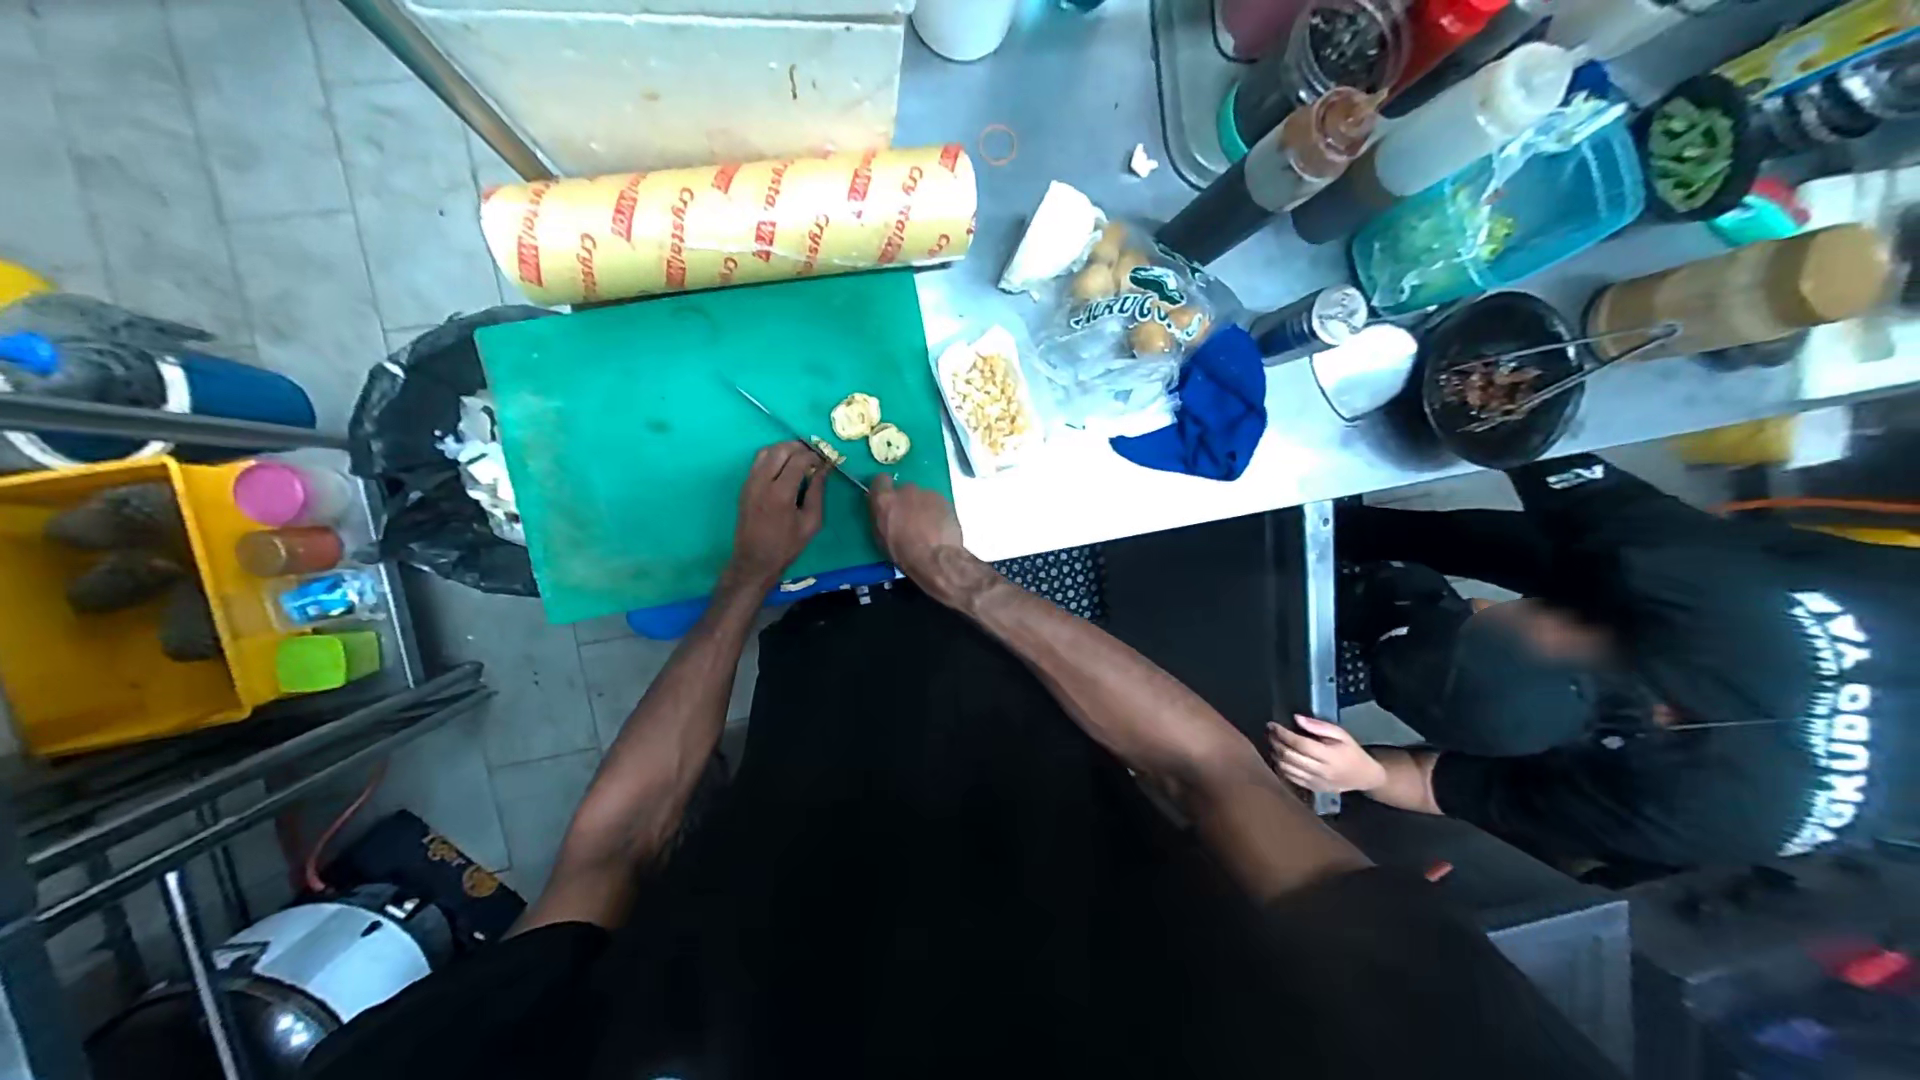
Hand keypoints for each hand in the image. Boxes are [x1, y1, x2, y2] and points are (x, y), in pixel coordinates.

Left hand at [726, 442, 824, 590]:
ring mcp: (750, 482)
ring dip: (784, 449)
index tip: (825, 460)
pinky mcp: (745, 486)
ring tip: (799, 457)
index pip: (799, 460)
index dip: (814, 456)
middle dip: (799, 447)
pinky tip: (784, 467)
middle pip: (780, 449)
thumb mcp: (811, 522)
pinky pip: (758, 461)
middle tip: (813, 454)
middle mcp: (762, 482)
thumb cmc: (787, 545)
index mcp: (781, 493)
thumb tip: (824, 469)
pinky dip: (773, 457)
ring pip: (766, 451)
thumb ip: (818, 492)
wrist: (755, 560)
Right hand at [868, 474, 996, 608]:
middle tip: (910, 519)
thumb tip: (885, 510)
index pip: (880, 480)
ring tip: (927, 526)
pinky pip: (936, 502)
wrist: (935, 557)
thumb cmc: (903, 553)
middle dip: (906, 501)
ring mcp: (926, 493)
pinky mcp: (943, 499)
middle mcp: (905, 490)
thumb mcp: (882, 537)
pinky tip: (939, 526)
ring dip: (922, 506)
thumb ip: (882, 517)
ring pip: (922, 496)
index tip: (887, 498)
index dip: (884, 488)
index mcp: (885, 500)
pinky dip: (936, 511)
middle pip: (904, 490)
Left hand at [1268, 715, 1387, 794]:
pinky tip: (1278, 757)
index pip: (1300, 744)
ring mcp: (1316, 782)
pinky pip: (1290, 778)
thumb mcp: (1341, 734)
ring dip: (1275, 755)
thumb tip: (1297, 719)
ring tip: (1272, 743)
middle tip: (1269, 733)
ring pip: (1287, 768)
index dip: (1283, 733)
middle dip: (1276, 743)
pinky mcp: (1313, 789)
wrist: (1364, 777)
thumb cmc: (1351, 752)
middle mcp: (1321, 771)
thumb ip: (1319, 726)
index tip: (1272, 724)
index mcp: (1330, 756)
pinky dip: (1280, 767)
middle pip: (1290, 756)